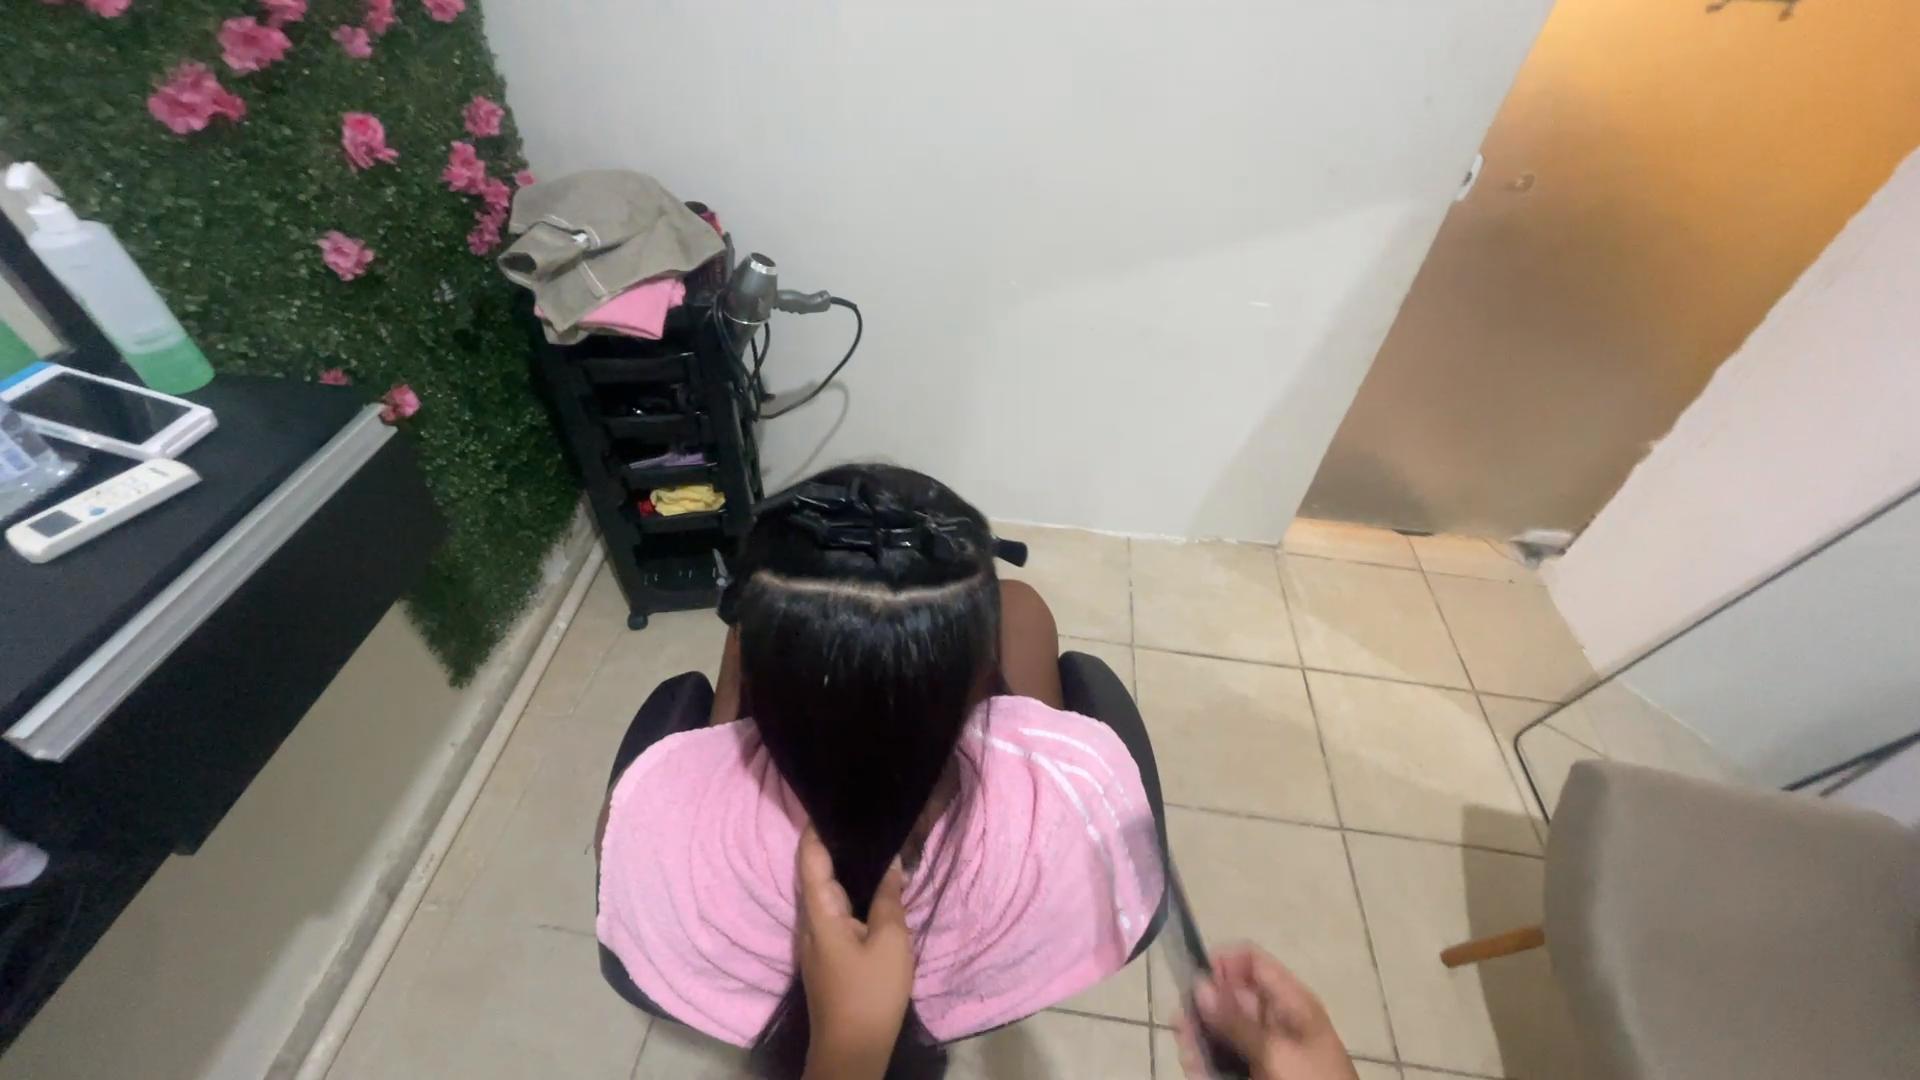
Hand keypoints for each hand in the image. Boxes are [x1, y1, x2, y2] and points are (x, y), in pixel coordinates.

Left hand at [797, 825, 913, 1079]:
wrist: (852, 1052)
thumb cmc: (871, 993)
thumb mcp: (891, 940)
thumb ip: (889, 898)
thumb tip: (891, 863)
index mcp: (820, 912)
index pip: (811, 858)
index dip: (816, 828)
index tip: (829, 802)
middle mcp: (811, 921)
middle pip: (815, 872)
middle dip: (832, 842)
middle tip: (860, 816)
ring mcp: (816, 940)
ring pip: (826, 892)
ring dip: (842, 867)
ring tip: (870, 841)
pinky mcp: (827, 954)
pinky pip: (834, 910)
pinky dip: (849, 890)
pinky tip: (871, 885)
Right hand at [1173, 946, 1359, 1079]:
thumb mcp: (1277, 1055)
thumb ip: (1236, 1022)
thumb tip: (1198, 984)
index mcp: (1290, 1004)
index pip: (1250, 961)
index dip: (1222, 964)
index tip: (1196, 982)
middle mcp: (1274, 1021)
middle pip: (1228, 996)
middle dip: (1201, 1009)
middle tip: (1181, 1025)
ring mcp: (1263, 1052)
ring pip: (1220, 1031)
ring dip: (1198, 1039)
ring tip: (1187, 1055)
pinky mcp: (1254, 1076)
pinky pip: (1222, 1061)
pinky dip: (1205, 1063)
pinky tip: (1194, 1070)